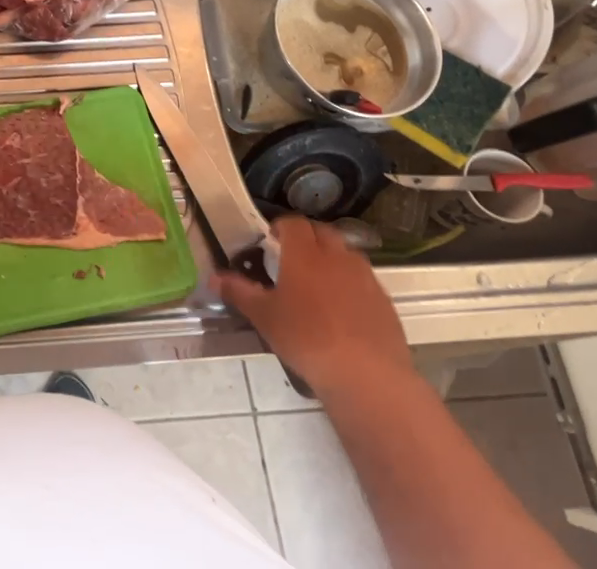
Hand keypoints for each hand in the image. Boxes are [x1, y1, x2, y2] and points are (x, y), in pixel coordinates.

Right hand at [217, 215, 409, 396]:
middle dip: (306, 238)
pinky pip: (362, 278)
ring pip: (345, 253)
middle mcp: (337, 257)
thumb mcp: (263, 317)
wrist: (365, 374)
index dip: (281, 227)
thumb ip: (238, 292)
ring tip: (316, 283)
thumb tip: (213, 277)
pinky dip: (349, 282)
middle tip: (290, 258)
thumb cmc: (306, 339)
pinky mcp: (383, 299)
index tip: (270, 241)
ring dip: (330, 258)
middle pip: (322, 232)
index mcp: (305, 254)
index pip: (294, 223)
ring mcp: (365, 277)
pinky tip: (340, 310)